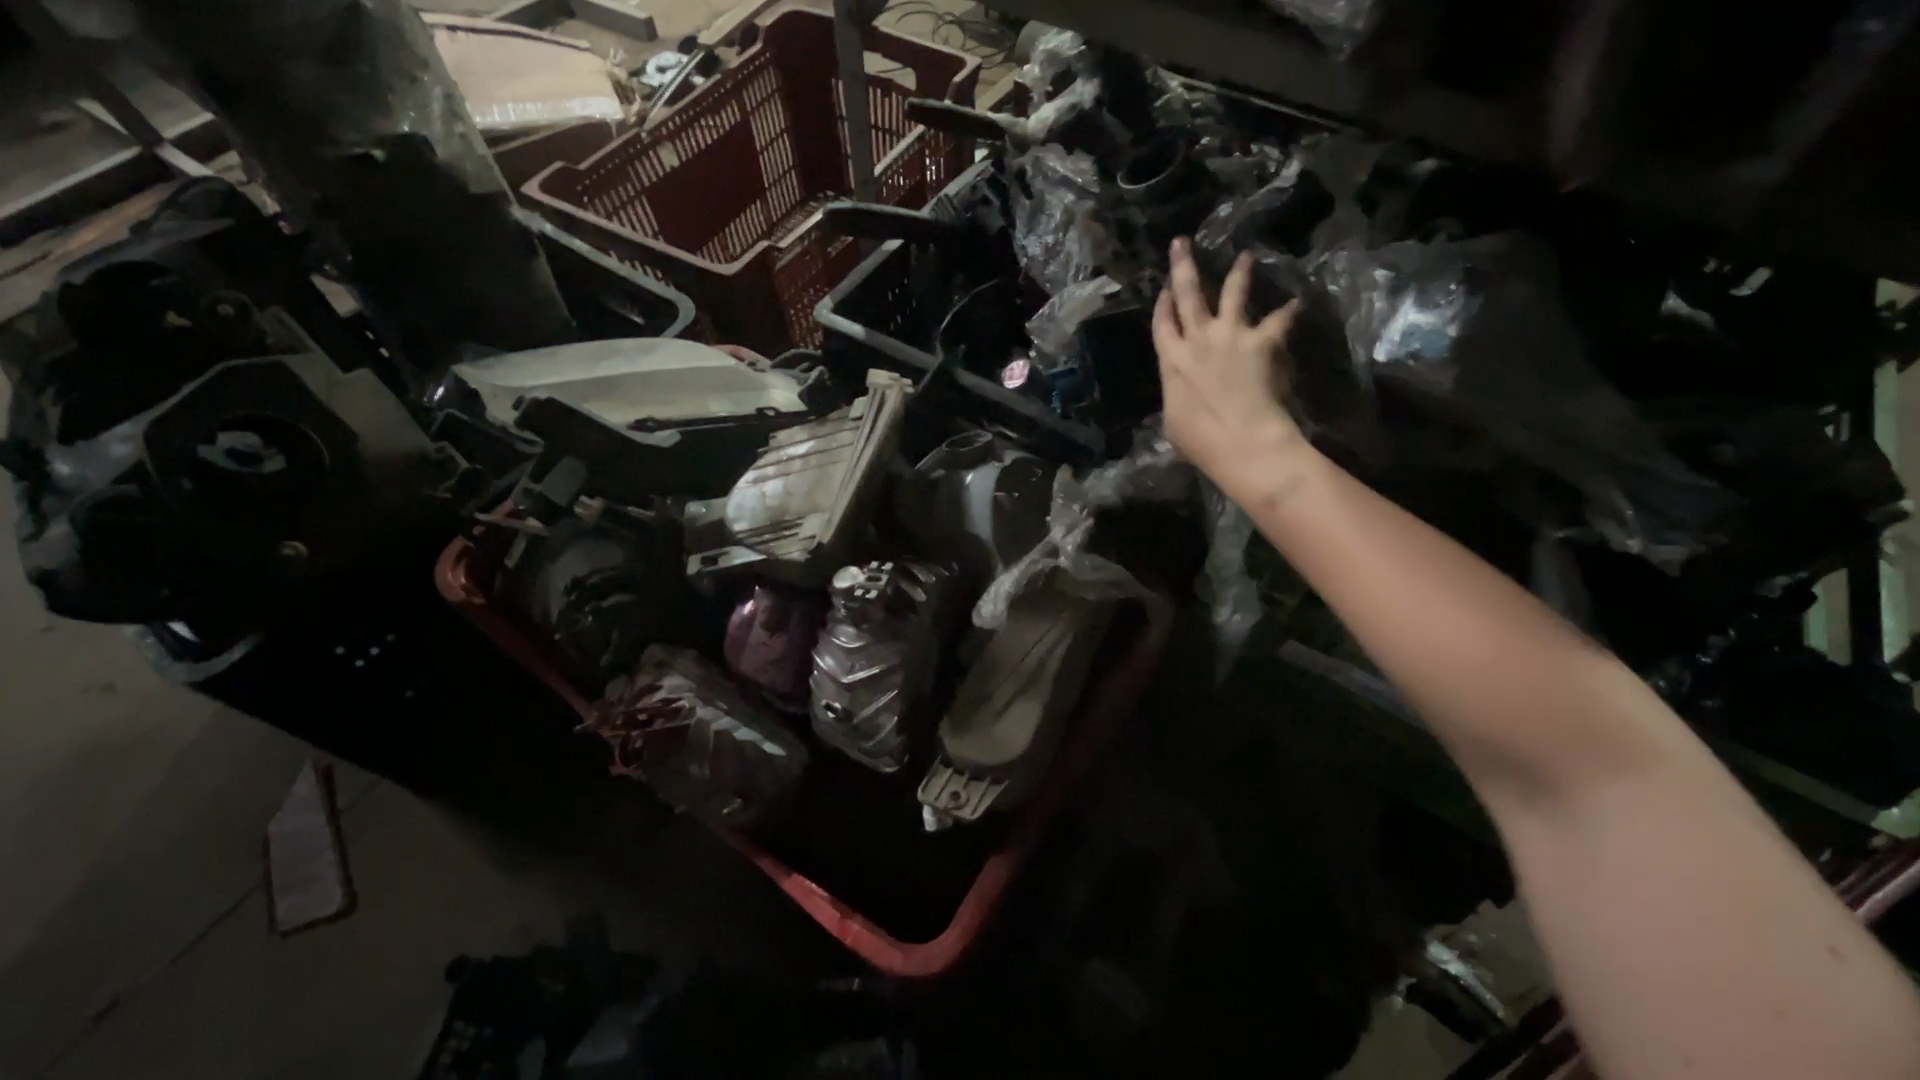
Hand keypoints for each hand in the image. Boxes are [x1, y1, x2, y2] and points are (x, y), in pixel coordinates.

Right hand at [1153, 238, 1306, 491]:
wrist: (1240, 439)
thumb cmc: (1200, 441)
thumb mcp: (1174, 424)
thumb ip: (1177, 400)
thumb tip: (1180, 400)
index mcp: (1172, 363)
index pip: (1162, 326)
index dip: (1162, 307)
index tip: (1164, 290)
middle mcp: (1197, 341)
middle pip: (1187, 295)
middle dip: (1183, 267)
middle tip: (1182, 243)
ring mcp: (1230, 337)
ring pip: (1232, 295)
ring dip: (1239, 273)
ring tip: (1247, 255)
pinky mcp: (1262, 342)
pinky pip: (1278, 321)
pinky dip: (1288, 313)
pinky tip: (1298, 303)